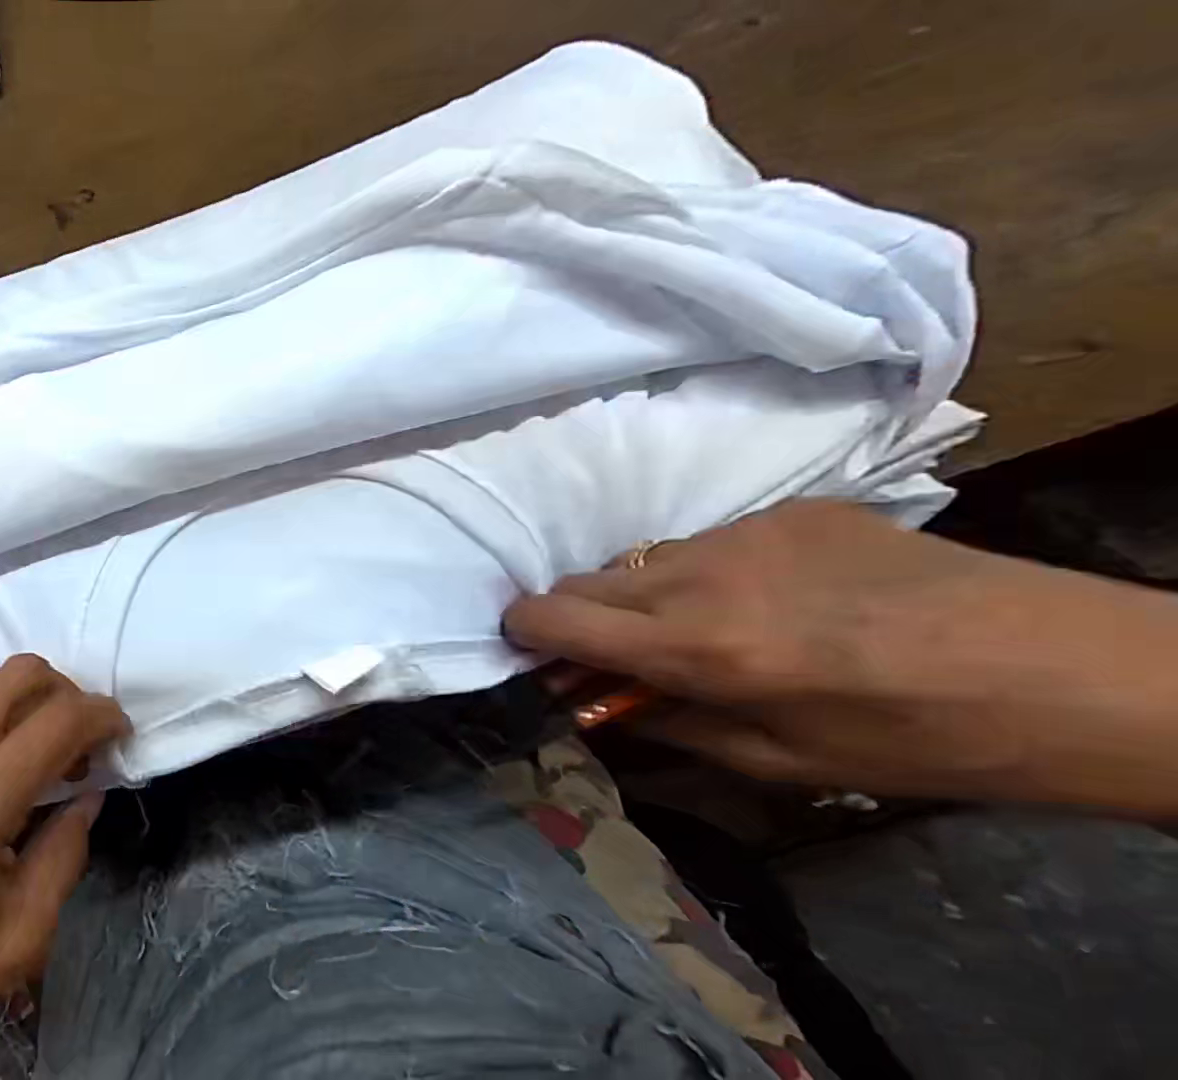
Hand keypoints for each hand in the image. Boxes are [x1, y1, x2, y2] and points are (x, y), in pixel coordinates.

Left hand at [0, 656, 128, 1079]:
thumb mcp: (17, 936)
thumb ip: (66, 852)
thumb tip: (90, 794)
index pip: (60, 719)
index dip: (104, 716)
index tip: (123, 736)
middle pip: (25, 672)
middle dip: (71, 694)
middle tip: (86, 746)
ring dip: (35, 711)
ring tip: (50, 771)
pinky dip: (3, 726)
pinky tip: (6, 780)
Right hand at [503, 500, 1177, 813]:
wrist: (1071, 670)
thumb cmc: (916, 741)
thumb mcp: (776, 760)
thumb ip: (664, 721)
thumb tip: (596, 700)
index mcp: (697, 647)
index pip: (555, 618)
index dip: (523, 633)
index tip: (528, 650)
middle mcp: (701, 575)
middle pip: (583, 582)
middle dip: (578, 619)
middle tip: (616, 654)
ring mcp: (744, 531)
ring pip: (641, 561)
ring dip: (644, 596)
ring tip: (708, 627)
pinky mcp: (787, 508)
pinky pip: (705, 542)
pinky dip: (706, 574)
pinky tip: (770, 598)